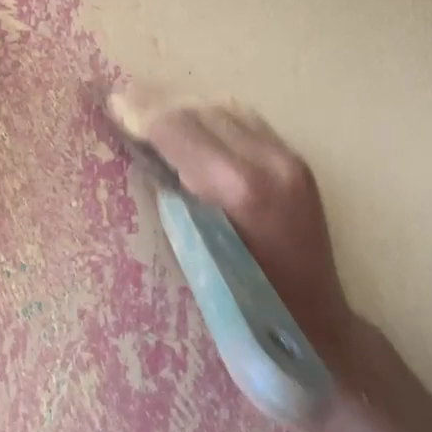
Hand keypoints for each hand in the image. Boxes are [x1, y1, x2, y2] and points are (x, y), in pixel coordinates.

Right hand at [109, 88, 352, 352]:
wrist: (319, 329)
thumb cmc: (246, 308)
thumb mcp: (194, 256)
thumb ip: (172, 199)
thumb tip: (143, 155)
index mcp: (240, 187)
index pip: (179, 128)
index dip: (142, 113)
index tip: (113, 101)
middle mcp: (268, 161)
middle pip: (200, 111)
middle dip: (159, 106)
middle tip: (125, 102)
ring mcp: (288, 158)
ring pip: (224, 109)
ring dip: (187, 109)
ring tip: (154, 112)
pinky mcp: (297, 161)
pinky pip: (245, 122)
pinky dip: (214, 119)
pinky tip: (194, 128)